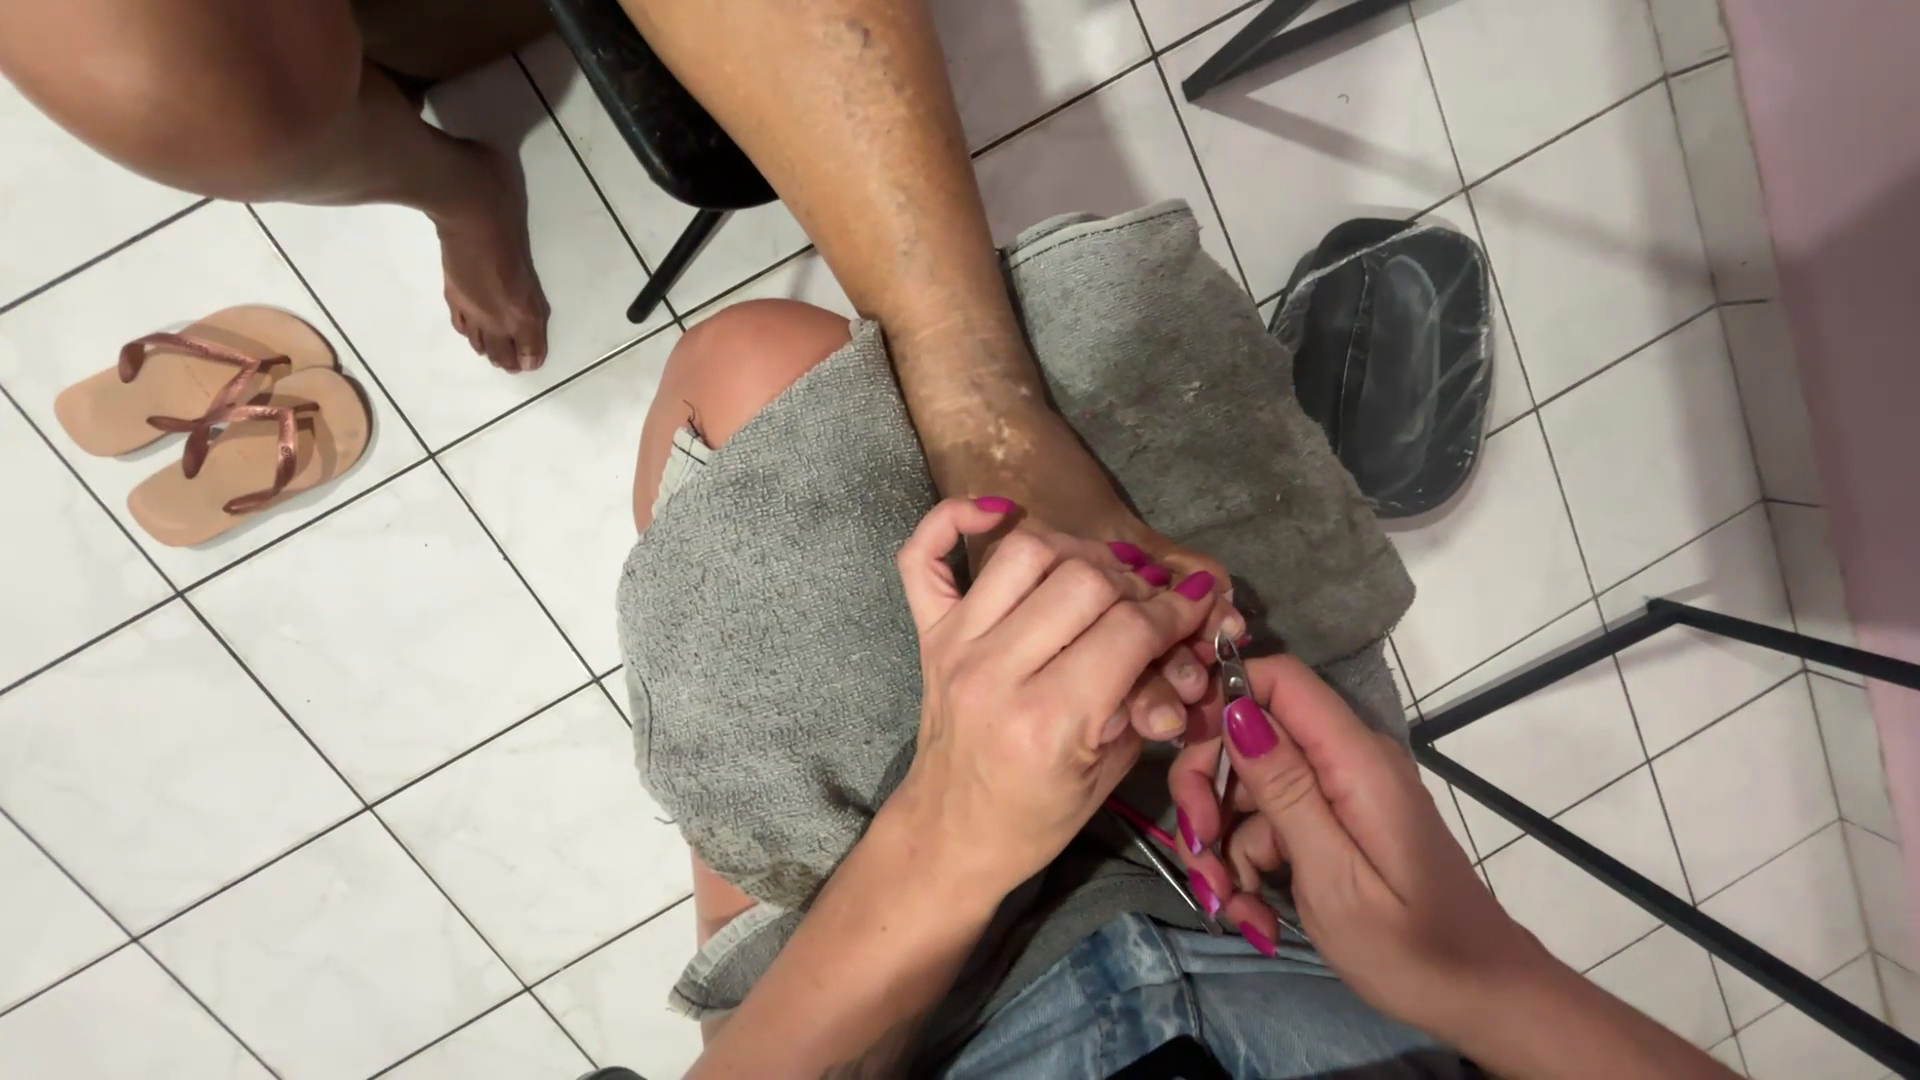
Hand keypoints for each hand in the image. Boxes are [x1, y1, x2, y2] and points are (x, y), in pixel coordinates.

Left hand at [887, 496, 1214, 898]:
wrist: (951, 833)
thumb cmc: (1035, 817)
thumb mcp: (1109, 771)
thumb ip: (1149, 695)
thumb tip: (1186, 633)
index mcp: (1047, 719)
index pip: (1130, 629)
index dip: (1176, 611)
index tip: (1197, 607)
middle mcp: (994, 670)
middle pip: (1084, 580)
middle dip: (1136, 584)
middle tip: (1152, 602)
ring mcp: (954, 645)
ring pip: (1024, 551)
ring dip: (1076, 550)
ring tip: (1101, 573)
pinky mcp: (928, 634)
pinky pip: (922, 556)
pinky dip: (954, 519)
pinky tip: (998, 511)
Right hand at [1169, 655, 1552, 1039]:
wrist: (1483, 1003)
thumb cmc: (1414, 950)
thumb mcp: (1336, 876)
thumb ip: (1285, 789)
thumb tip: (1235, 709)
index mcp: (1354, 759)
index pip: (1279, 678)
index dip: (1221, 694)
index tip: (1178, 745)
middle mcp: (1342, 759)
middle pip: (1247, 734)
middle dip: (1207, 789)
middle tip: (1199, 853)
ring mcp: (1334, 790)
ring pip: (1246, 784)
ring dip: (1221, 841)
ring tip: (1230, 904)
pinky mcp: (1328, 819)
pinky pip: (1265, 820)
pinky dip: (1246, 860)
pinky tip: (1253, 912)